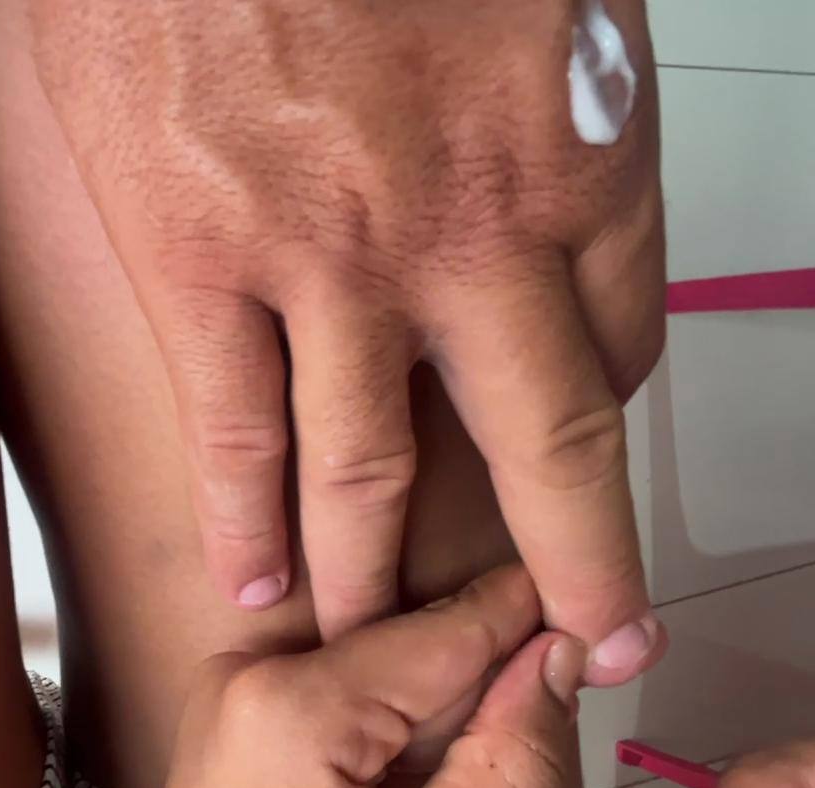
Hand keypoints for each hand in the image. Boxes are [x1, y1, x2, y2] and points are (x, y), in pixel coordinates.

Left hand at [6, 564, 583, 787]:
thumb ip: (512, 767)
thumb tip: (557, 653)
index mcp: (292, 704)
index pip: (453, 623)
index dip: (540, 626)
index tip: (602, 654)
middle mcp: (250, 664)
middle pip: (419, 644)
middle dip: (480, 706)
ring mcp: (235, 680)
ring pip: (389, 668)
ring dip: (435, 731)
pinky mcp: (238, 707)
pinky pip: (347, 690)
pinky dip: (390, 738)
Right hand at [26, 0, 665, 675]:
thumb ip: (564, 110)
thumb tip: (547, 209)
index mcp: (563, 150)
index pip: (613, 339)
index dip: (601, 423)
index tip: (576, 474)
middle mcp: (459, 231)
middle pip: (541, 444)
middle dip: (571, 563)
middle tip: (587, 648)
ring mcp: (325, 262)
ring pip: (367, 466)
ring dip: (371, 573)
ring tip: (370, 642)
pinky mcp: (201, 267)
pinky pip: (235, 430)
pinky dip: (243, 521)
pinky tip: (250, 586)